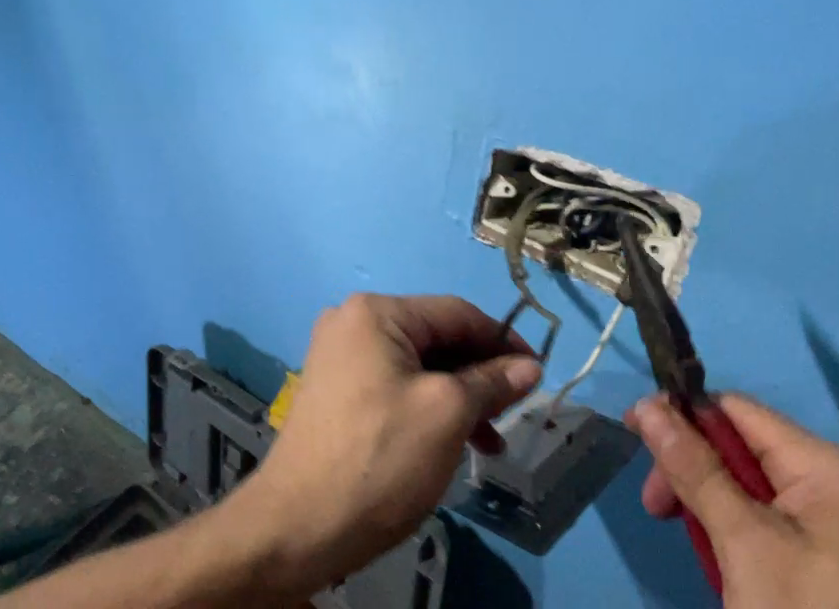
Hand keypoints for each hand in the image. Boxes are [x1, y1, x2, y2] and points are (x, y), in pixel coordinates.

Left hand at [236, 294, 542, 590]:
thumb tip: (528, 366)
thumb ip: (491, 383)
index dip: (502, 340)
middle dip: (479, 375)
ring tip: (490, 443)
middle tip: (514, 414)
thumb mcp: (447, 414)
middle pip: (435, 338)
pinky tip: (452, 444)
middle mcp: (352, 324)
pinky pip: (396, 387)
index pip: (455, 312)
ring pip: (418, 367)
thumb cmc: (380, 457)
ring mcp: (339, 359)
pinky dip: (429, 410)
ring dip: (458, 398)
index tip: (539, 373)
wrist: (299, 525)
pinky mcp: (336, 394)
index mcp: (375, 313)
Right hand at [630, 394, 838, 607]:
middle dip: (700, 476)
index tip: (636, 447)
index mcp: (838, 466)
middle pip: (753, 451)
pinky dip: (762, 538)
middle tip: (660, 516)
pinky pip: (802, 526)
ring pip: (773, 492)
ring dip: (726, 512)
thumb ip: (695, 469)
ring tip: (710, 560)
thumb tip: (649, 405)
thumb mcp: (744, 546)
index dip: (680, 420)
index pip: (738, 411)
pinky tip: (749, 575)